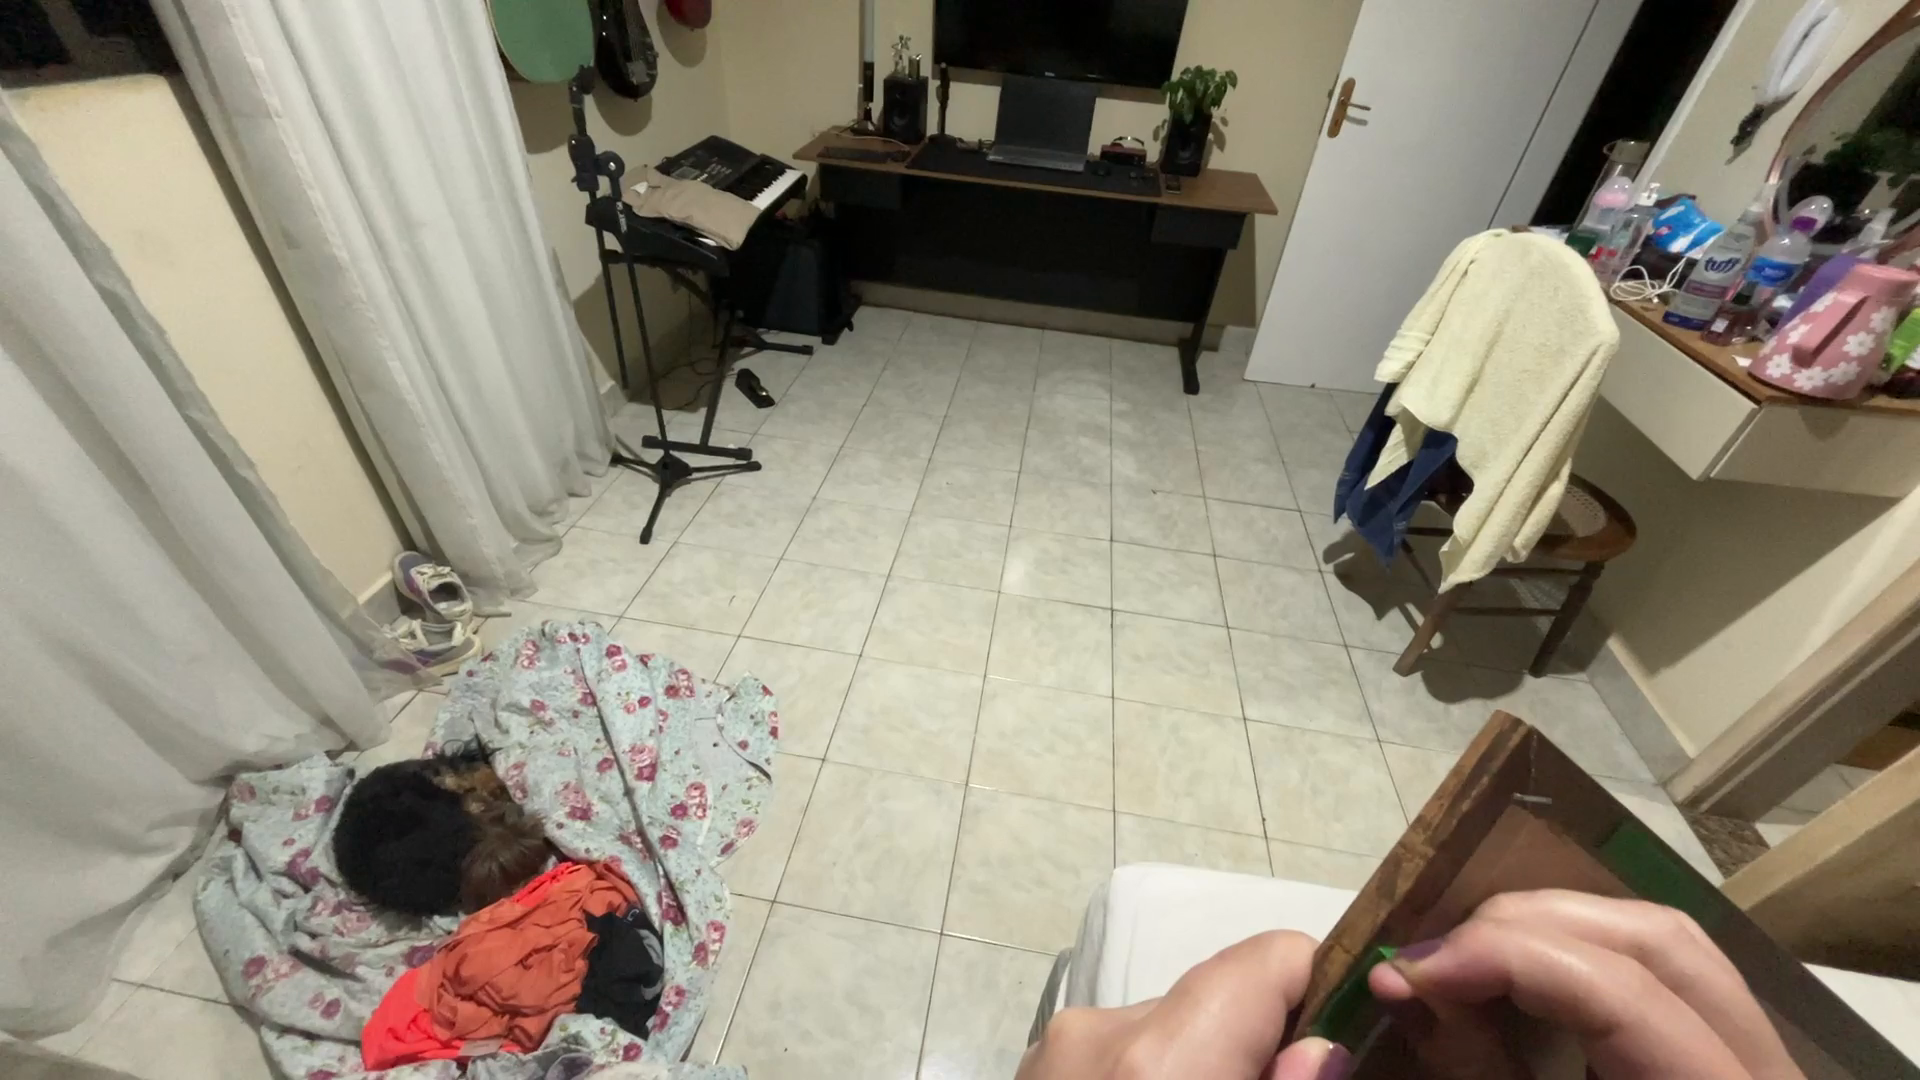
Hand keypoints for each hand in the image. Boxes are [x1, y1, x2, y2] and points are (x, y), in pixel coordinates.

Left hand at [1017, 930, 1346, 1079]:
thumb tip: (1321, 1047)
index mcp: (1158, 1063)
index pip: (1263, 960)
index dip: (1319, 984)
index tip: (1350, 1030)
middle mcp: (1095, 1031)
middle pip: (1213, 999)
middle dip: (1257, 1041)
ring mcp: (1052, 1045)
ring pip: (1164, 1029)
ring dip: (1201, 1063)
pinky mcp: (1030, 1063)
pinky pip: (1117, 1053)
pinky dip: (1152, 1076)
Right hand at [1368, 890, 1802, 1079]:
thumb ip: (1467, 1064)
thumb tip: (1393, 979)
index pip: (1619, 992)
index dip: (1504, 959)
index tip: (1410, 969)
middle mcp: (1770, 1078)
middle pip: (1649, 939)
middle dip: (1521, 927)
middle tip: (1437, 960)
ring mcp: (1765, 1064)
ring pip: (1659, 935)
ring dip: (1549, 927)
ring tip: (1473, 957)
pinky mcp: (1734, 1058)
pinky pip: (1661, 968)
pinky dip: (1578, 948)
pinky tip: (1524, 976)